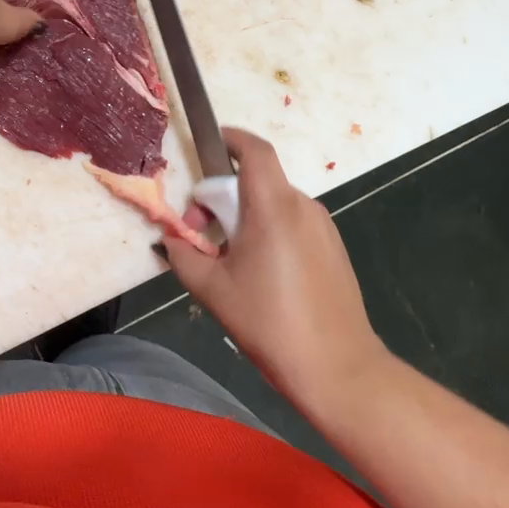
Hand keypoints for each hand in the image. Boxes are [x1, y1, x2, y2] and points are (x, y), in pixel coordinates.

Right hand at [163, 129, 388, 406]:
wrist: (337, 368)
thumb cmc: (269, 323)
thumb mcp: (211, 290)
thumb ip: (184, 255)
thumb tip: (171, 238)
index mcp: (272, 207)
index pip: (254, 151)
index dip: (231, 139)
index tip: (209, 146)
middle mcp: (303, 207)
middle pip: (257, 181)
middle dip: (223, 197)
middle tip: (200, 234)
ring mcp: (323, 228)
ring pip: (274, 205)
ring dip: (245, 218)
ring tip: (227, 261)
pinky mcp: (333, 249)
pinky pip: (293, 225)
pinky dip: (268, 232)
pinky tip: (258, 274)